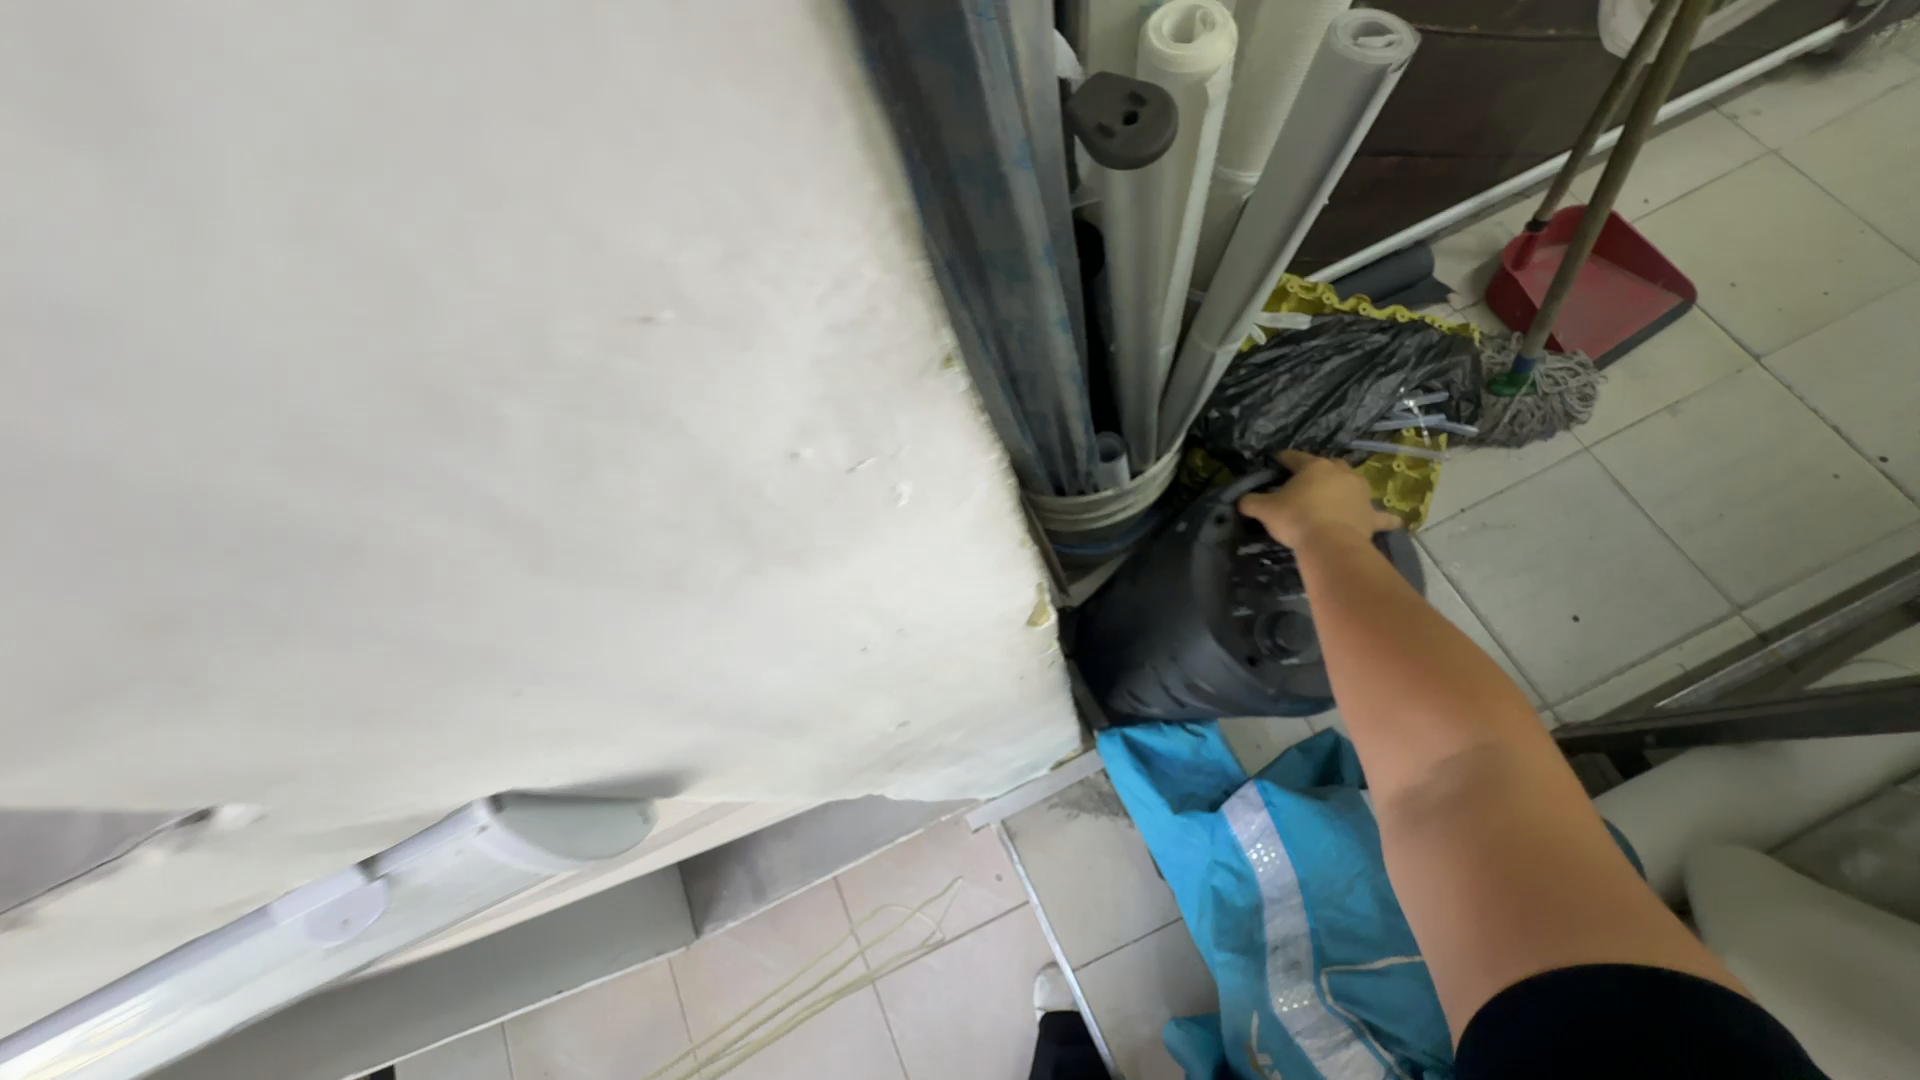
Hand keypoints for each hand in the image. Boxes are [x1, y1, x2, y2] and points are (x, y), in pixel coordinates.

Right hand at [1238, 450, 1401, 549]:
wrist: (1330, 543)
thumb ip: (1251, 502)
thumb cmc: (1296, 519)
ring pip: (1353, 483)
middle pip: (1328, 466)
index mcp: (1313, 466)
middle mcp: (1340, 472)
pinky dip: (1386, 518)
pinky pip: (1382, 515)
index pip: (1294, 457)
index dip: (1282, 459)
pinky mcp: (1372, 514)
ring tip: (1337, 496)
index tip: (1275, 462)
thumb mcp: (1265, 510)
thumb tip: (1241, 500)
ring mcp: (1360, 492)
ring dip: (1346, 487)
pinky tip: (1395, 521)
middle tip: (1306, 483)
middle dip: (1318, 471)